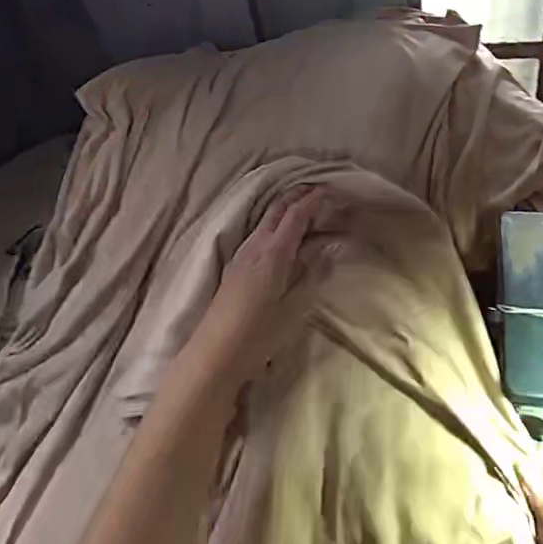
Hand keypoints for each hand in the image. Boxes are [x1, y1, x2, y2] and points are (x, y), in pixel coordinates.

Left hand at [188, 186, 334, 384]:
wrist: (214, 354)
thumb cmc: (259, 334)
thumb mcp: (295, 308)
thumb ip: (312, 276)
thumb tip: (326, 251)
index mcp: (273, 253)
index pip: (295, 215)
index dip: (312, 200)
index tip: (328, 189)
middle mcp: (255, 246)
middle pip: (276, 210)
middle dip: (297, 196)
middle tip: (317, 191)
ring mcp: (242, 255)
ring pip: (266, 220)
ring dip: (285, 210)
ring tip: (305, 210)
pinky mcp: (236, 267)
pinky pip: (260, 233)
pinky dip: (276, 225)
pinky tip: (283, 237)